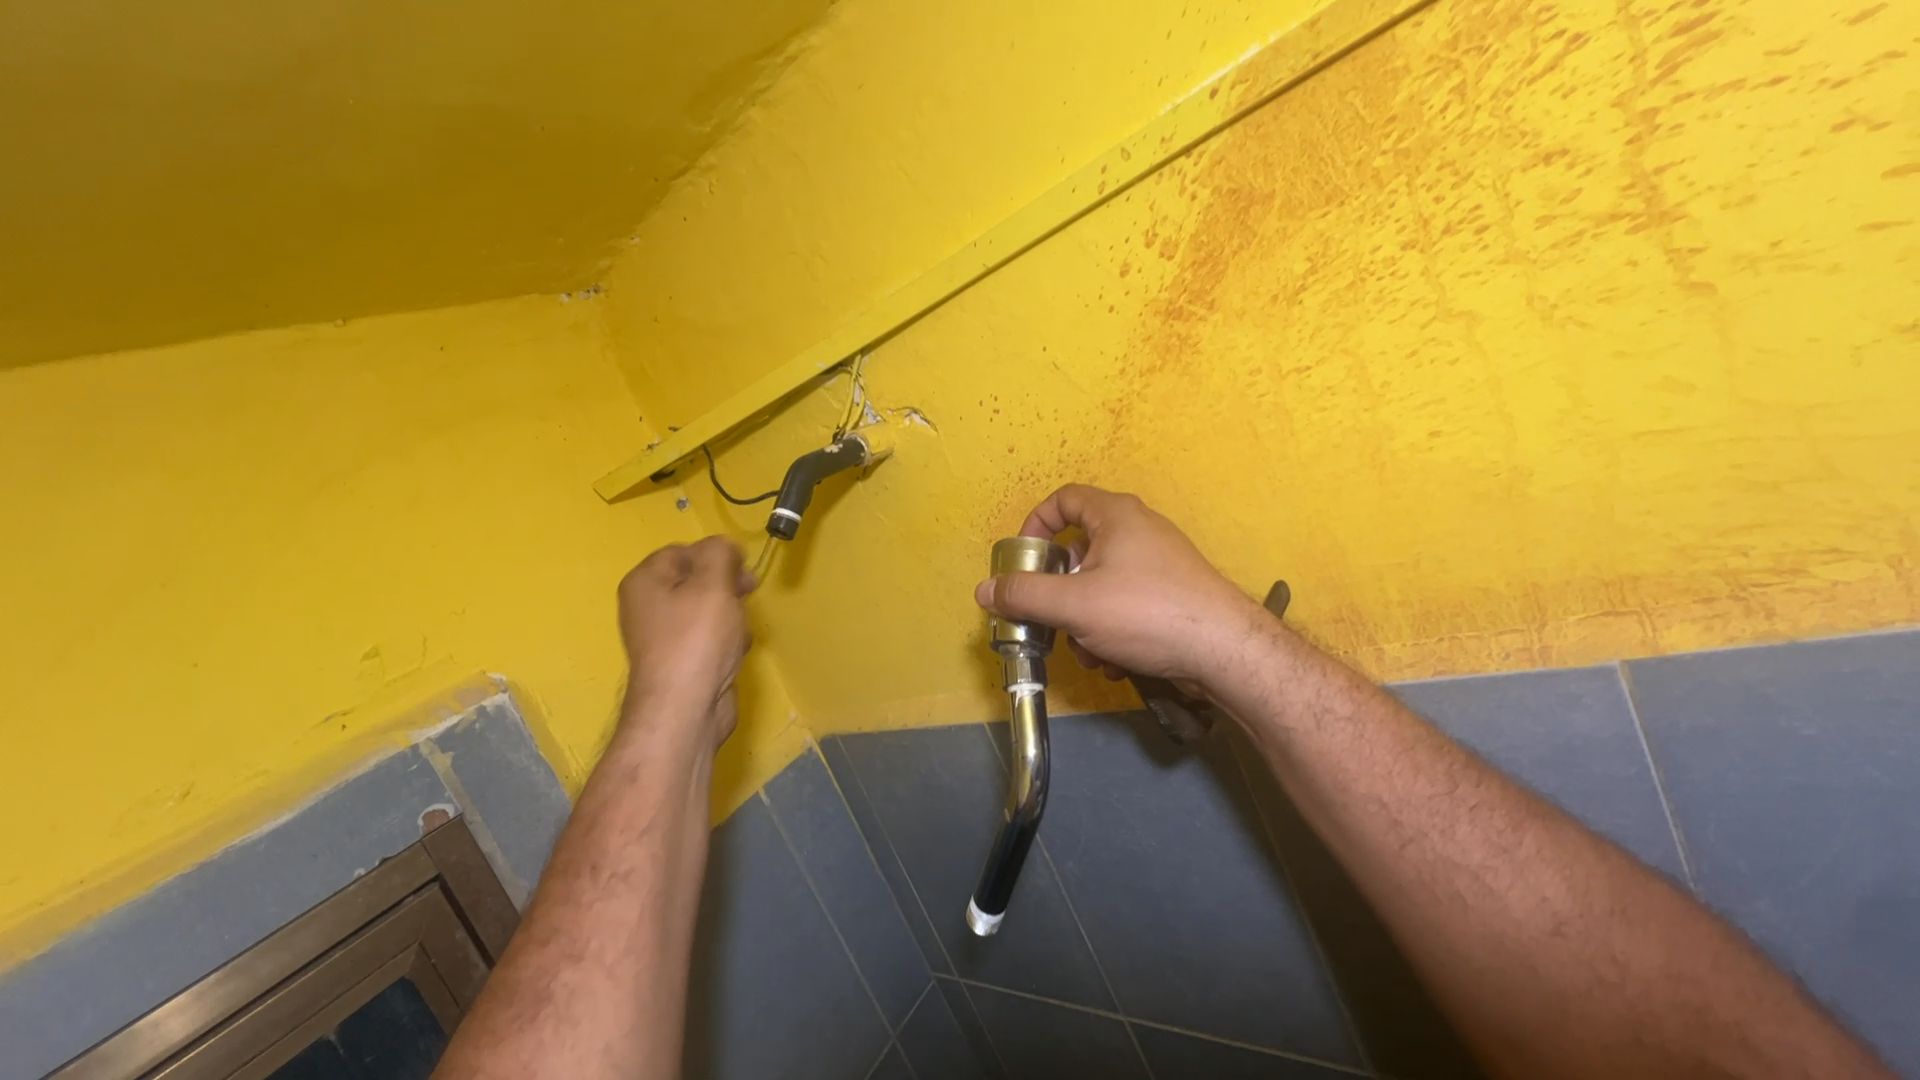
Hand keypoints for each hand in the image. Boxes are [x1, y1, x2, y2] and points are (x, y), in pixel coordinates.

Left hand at [618, 536, 755, 749]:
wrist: (687, 709)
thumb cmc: (696, 639)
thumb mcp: (713, 583)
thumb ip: (720, 553)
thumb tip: (724, 549)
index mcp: (645, 581)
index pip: (684, 550)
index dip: (716, 556)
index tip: (741, 570)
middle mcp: (648, 606)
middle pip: (696, 580)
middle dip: (728, 586)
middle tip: (748, 594)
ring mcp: (664, 637)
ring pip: (708, 609)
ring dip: (732, 615)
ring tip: (739, 631)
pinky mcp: (682, 662)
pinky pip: (710, 638)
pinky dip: (726, 641)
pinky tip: (735, 653)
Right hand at [975, 484, 1270, 697]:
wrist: (1225, 650)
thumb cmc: (1145, 612)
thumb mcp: (1074, 605)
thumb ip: (1025, 596)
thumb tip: (984, 590)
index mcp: (1116, 516)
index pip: (1065, 499)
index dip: (1035, 524)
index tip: (1023, 559)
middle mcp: (1138, 531)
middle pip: (1079, 552)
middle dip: (1060, 594)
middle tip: (1052, 619)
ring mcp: (1158, 564)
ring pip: (1100, 587)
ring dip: (1085, 623)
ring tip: (1092, 653)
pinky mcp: (1171, 596)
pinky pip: (1125, 606)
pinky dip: (1112, 632)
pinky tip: (1117, 662)